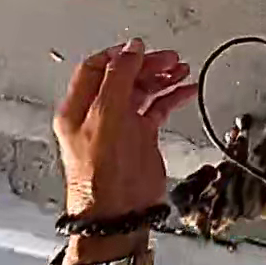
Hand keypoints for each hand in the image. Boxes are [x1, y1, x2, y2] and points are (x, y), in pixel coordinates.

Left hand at [54, 39, 195, 224]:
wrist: (120, 215)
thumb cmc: (102, 175)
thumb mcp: (106, 116)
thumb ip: (118, 79)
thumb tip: (131, 49)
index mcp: (79, 107)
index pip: (97, 68)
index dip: (120, 55)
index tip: (141, 49)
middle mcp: (99, 114)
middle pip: (123, 76)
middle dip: (147, 64)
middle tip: (169, 59)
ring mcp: (121, 125)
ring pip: (143, 89)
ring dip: (162, 77)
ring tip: (181, 69)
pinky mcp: (141, 137)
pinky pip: (158, 107)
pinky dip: (173, 96)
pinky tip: (186, 89)